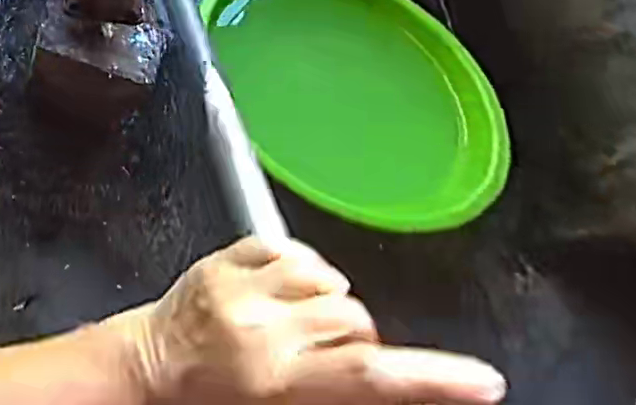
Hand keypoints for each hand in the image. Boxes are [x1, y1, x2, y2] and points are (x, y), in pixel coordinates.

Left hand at [108, 237, 506, 404]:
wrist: (154, 365)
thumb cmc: (214, 399)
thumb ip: (337, 385)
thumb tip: (383, 371)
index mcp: (283, 382)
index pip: (371, 375)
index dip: (434, 377)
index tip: (481, 379)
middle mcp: (263, 328)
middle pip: (353, 316)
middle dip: (357, 335)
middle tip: (329, 353)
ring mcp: (239, 287)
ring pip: (324, 275)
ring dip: (326, 297)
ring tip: (300, 319)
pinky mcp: (221, 258)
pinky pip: (284, 246)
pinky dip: (296, 264)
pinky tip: (282, 287)